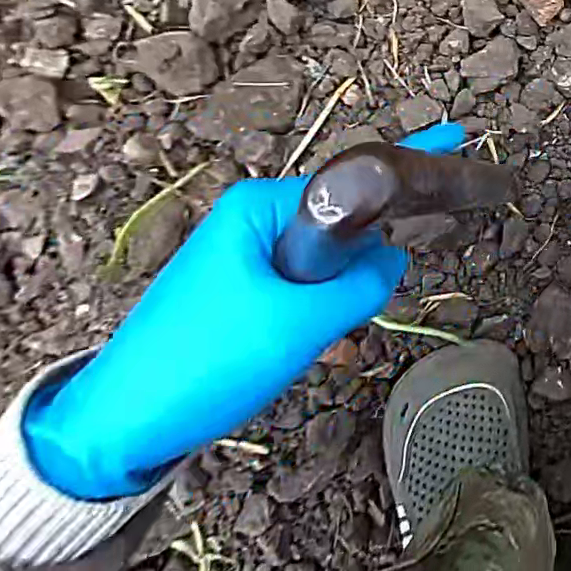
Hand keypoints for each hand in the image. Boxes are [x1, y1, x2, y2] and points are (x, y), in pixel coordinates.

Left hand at [22, 122, 465, 499]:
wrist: (114, 433)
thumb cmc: (207, 362)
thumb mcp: (305, 321)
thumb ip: (368, 281)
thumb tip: (394, 257)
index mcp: (260, 206)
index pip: (353, 176)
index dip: (409, 163)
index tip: (456, 137)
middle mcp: (253, 218)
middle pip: (346, 213)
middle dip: (378, 242)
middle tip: (426, 238)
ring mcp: (246, 253)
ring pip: (329, 252)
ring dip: (348, 285)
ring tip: (343, 330)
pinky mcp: (244, 286)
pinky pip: (307, 279)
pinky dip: (328, 302)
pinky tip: (333, 342)